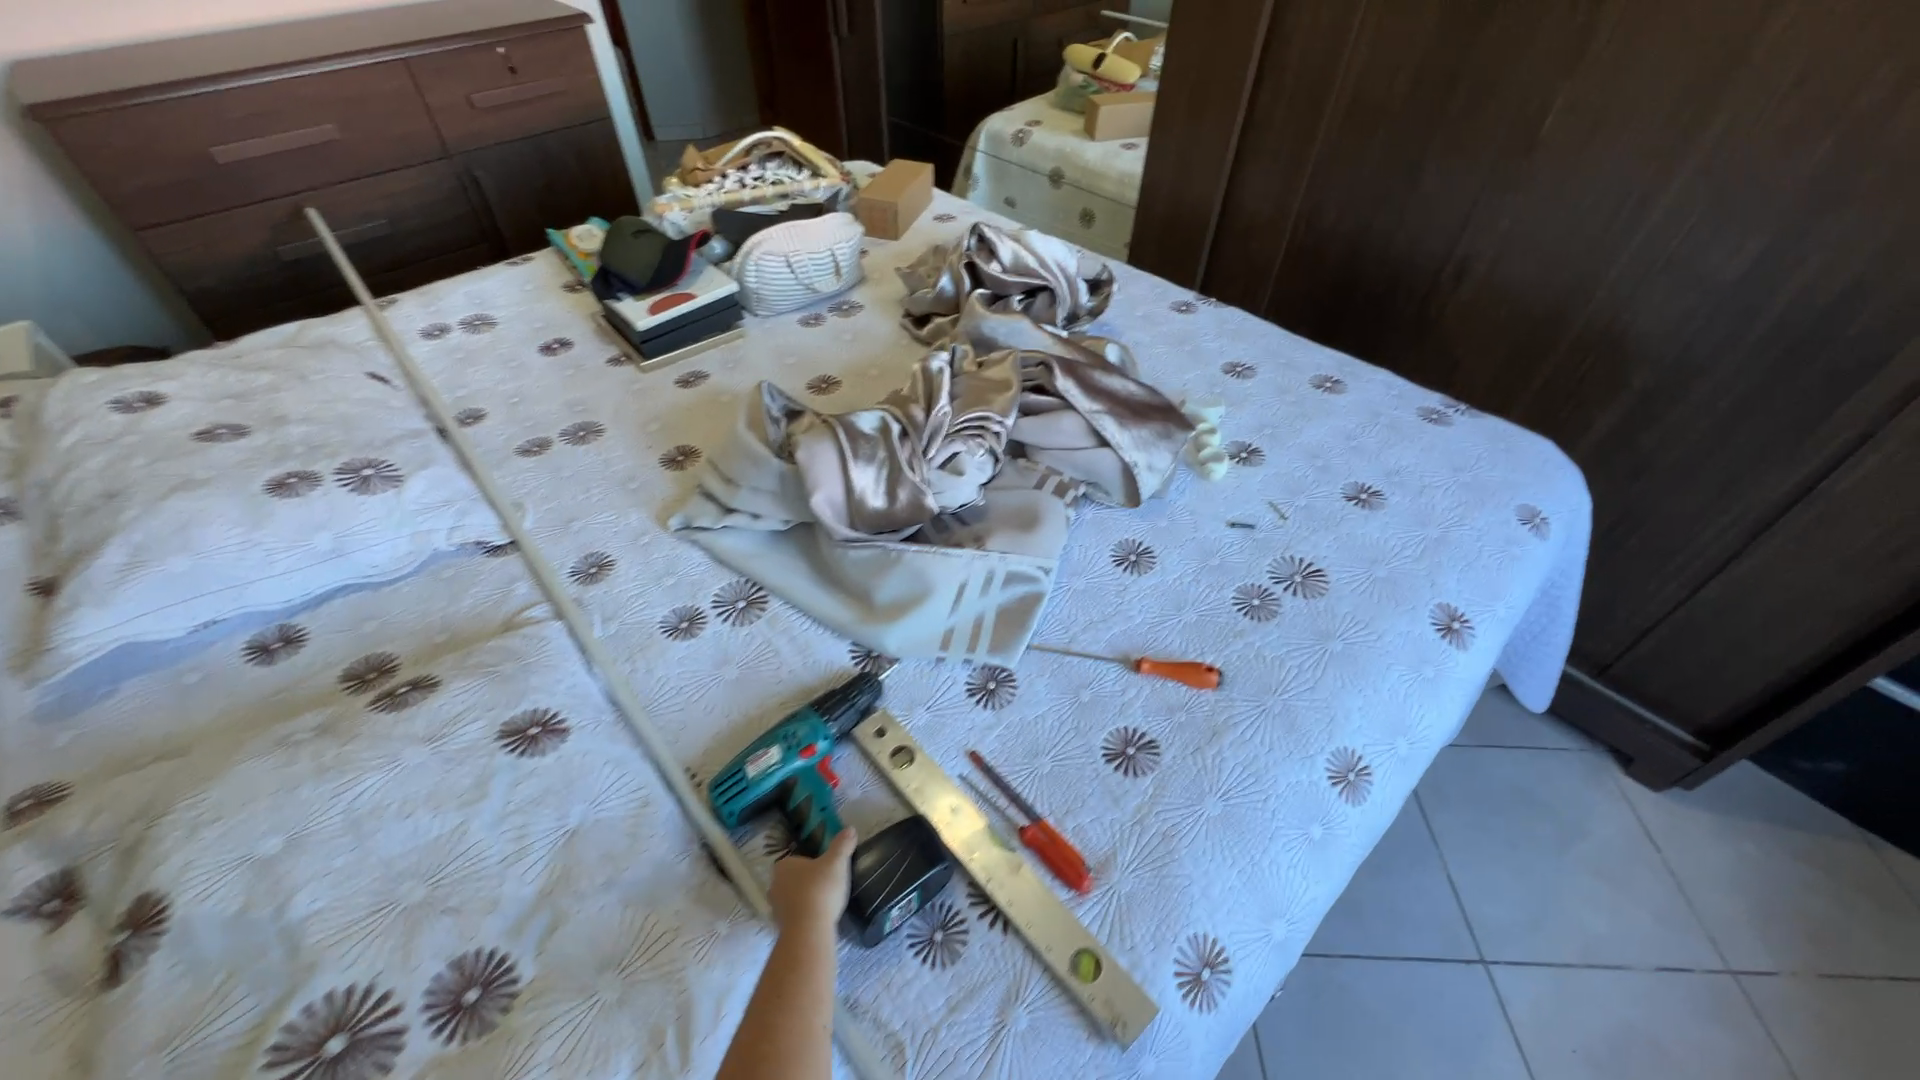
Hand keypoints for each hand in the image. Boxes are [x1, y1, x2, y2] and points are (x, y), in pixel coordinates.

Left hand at [769, 826, 855, 932]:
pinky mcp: (781, 926)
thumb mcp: (837, 862)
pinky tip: (819, 919)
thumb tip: (850, 829)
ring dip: (804, 900)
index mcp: (784, 865)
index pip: (796, 859)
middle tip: (827, 885)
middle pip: (792, 879)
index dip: (811, 863)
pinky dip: (804, 916)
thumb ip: (842, 845)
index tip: (826, 869)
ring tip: (824, 904)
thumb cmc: (820, 889)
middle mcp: (775, 884)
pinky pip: (794, 916)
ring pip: (791, 899)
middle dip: (806, 882)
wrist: (809, 929)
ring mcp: (776, 908)